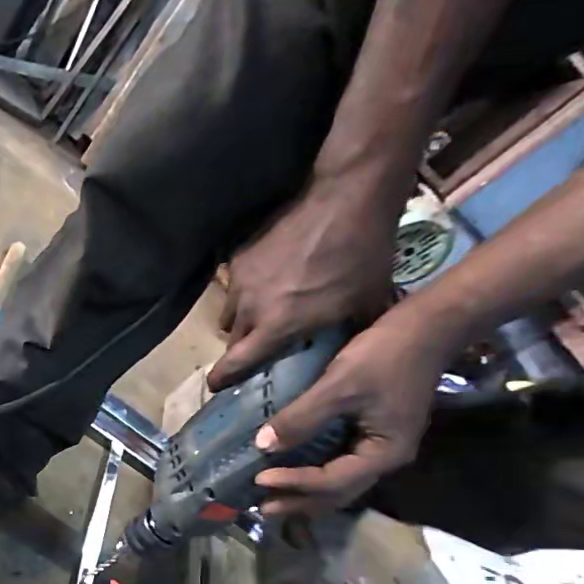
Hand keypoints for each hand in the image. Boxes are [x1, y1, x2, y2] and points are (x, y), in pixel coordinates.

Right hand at [208, 177, 399, 391]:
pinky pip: (235, 283)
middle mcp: (249, 307)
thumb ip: (353, 334)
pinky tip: (270, 278)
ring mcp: (241, 278)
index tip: (216, 387)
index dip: (223, 378)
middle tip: (258, 349)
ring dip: (242, 319)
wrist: (347, 196)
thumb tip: (359, 352)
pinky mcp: (241, 253)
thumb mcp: (367, 304)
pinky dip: (247, 288)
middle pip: (232, 340)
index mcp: (275, 326)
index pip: (235, 363)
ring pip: (230, 312)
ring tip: (263, 312)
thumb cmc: (360, 256)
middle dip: (241, 349)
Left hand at [251, 299, 474, 515]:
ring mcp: (383, 449)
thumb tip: (263, 445)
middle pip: (337, 494)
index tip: (259, 481)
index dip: (294, 484)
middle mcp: (386, 460)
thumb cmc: (386, 354)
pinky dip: (317, 475)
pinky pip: (342, 466)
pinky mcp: (376, 435)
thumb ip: (302, 418)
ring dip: (307, 494)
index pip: (331, 482)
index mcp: (383, 454)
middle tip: (261, 508)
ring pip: (340, 484)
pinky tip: (295, 472)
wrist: (431, 325)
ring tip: (273, 498)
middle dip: (299, 503)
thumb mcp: (339, 385)